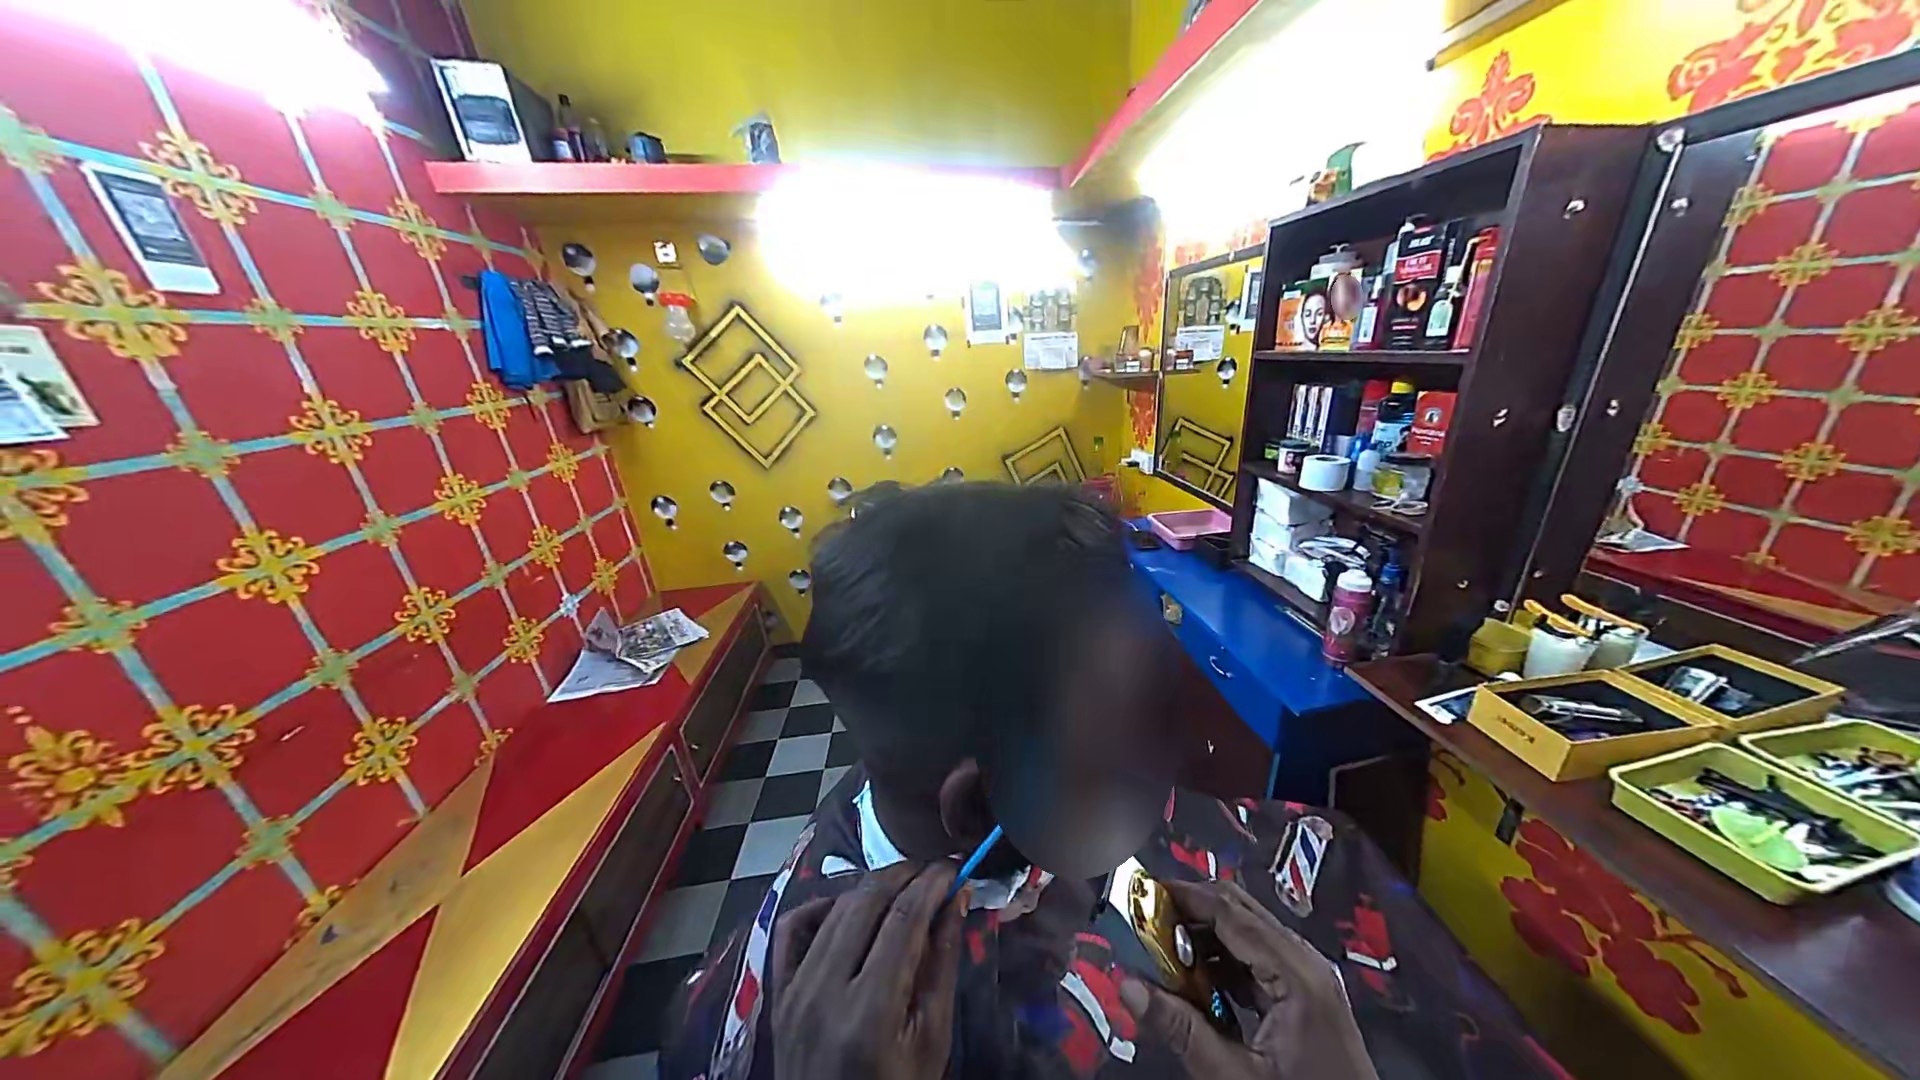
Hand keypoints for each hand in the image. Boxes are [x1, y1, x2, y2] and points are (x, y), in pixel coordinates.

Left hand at [770, 862, 966, 1079]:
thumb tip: (956, 897)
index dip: (932, 882)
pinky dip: (826, 905)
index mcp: (869, 1011)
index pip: (904, 918)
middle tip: (934, 870)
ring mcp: (795, 988)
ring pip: (837, 906)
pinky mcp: (778, 990)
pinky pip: (796, 925)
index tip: (955, 866)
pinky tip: (852, 907)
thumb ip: (943, 962)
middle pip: (867, 900)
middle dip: (906, 873)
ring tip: (906, 886)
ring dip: (875, 886)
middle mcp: (824, 990)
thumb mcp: (933, 1038)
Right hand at [1119, 879, 1378, 1079]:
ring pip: (1245, 933)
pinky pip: (1256, 959)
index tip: (1141, 896)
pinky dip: (1222, 962)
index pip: (1228, 910)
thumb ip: (1181, 1030)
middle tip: (1147, 925)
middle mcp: (1306, 963)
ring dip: (1204, 938)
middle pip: (1238, 911)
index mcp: (1296, 973)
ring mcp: (1309, 979)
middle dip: (1189, 913)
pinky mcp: (1306, 997)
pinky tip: (1198, 986)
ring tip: (1166, 959)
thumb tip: (1127, 986)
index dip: (1182, 897)